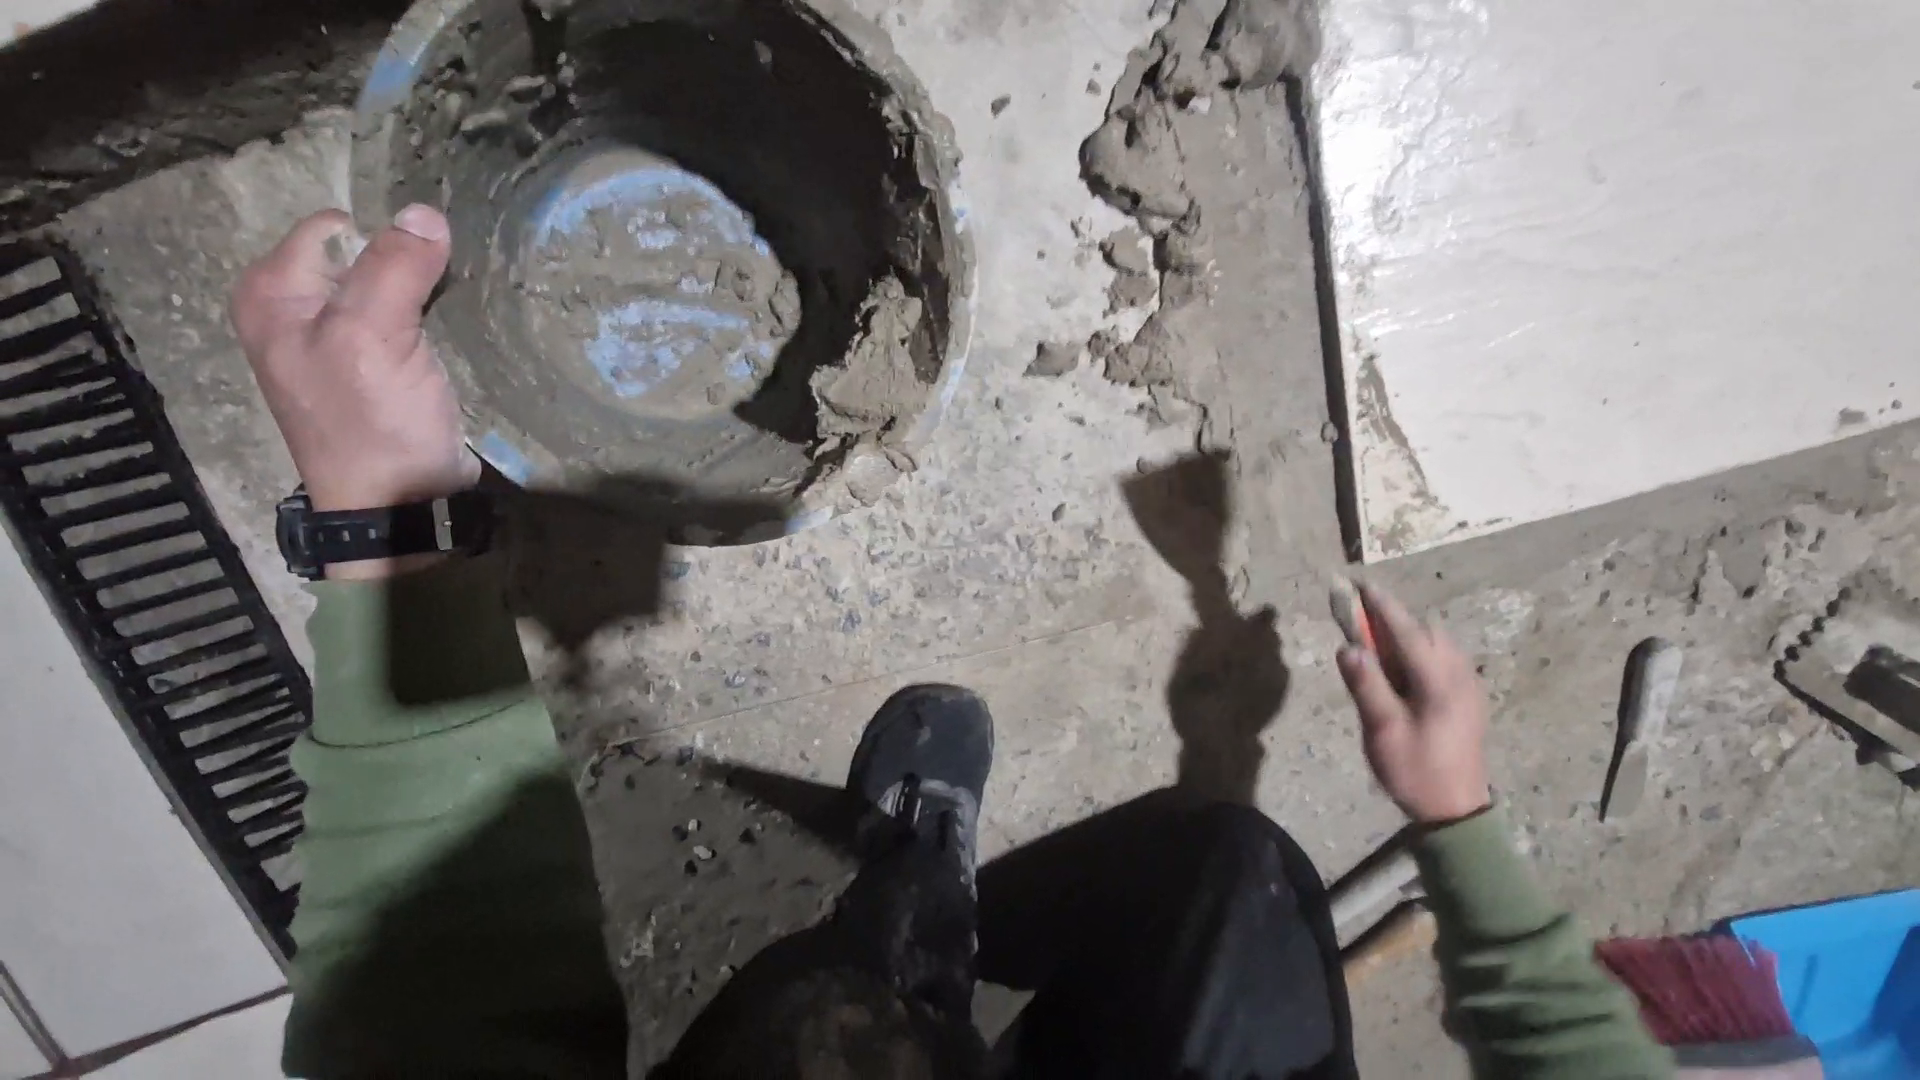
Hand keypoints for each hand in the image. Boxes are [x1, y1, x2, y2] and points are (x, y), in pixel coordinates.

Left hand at [230, 206, 479, 578]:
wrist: (401, 507)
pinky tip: (470, 331)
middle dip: (416, 263)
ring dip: (436, 296)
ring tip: (473, 302)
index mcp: (275, 296)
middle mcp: (303, 315)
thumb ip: (394, 269)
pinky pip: (416, 329)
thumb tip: (425, 211)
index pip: (336, 229)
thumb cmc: (373, 423)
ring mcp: (348, 348)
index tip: (438, 253)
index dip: (388, 232)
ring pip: (399, 295)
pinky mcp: (389, 375)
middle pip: (369, 260)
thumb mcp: (373, 337)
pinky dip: (442, 325)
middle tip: (461, 279)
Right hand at [1335, 584, 1491, 824]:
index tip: (1360, 585)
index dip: (1382, 607)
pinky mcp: (1467, 701)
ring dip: (1408, 635)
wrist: (1456, 811)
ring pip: (1438, 645)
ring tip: (1377, 645)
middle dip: (1394, 619)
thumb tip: (1348, 647)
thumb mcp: (1382, 730)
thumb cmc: (1415, 770)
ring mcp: (1468, 689)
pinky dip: (1420, 651)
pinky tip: (1402, 669)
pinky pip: (1444, 660)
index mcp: (1439, 683)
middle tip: (1361, 620)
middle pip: (1427, 632)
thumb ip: (1366, 685)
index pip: (1407, 632)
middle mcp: (1459, 678)